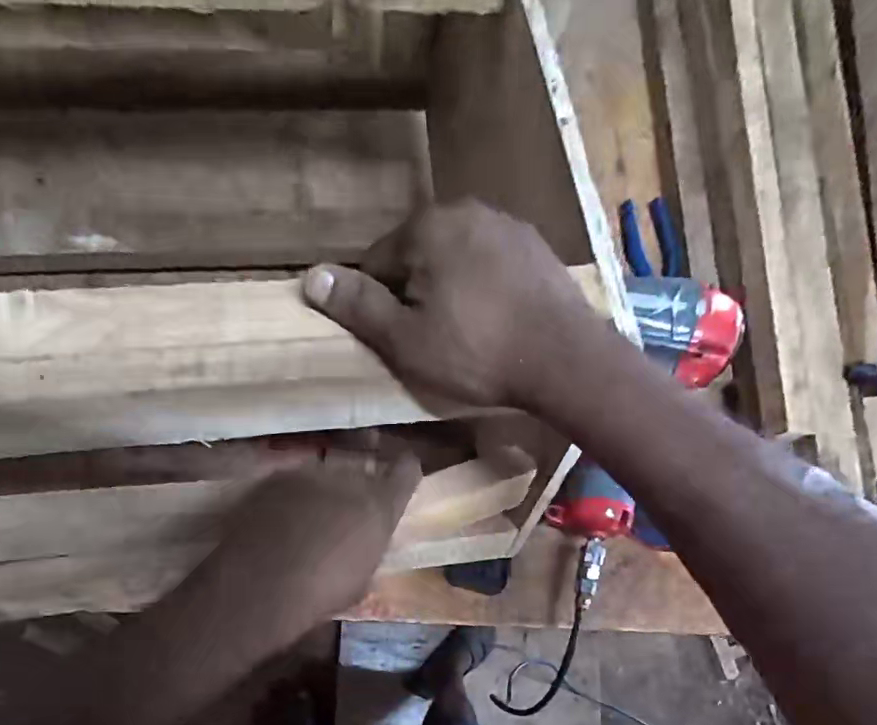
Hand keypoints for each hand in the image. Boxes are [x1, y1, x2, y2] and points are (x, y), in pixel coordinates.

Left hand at [214, 449, 422, 619]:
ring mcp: (306, 474)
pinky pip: (288, 485)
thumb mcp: (362, 578)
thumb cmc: (323, 591)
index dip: (405, 472)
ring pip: (322, 478)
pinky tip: (275, 525)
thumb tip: (363, 547)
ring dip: (319, 494)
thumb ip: (369, 549)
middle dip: (355, 492)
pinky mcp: (270, 480)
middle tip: (344, 518)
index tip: (403, 475)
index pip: (406, 471)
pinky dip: (287, 500)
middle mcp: (347, 478)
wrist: (261, 584)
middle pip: (358, 474)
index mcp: (379, 504)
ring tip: (306, 524)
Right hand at [301, 199, 612, 410]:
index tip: (395, 338)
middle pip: (421, 256)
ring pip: (461, 260)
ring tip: (470, 336)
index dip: (379, 303)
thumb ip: (359, 306)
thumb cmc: (477, 353)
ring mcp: (510, 226)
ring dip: (455, 290)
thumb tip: (312, 276)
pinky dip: (490, 290)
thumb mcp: (406, 339)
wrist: (565, 360)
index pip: (378, 261)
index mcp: (426, 226)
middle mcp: (468, 211)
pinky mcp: (540, 250)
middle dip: (419, 292)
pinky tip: (500, 323)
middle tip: (434, 341)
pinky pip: (497, 267)